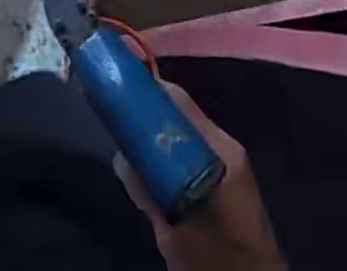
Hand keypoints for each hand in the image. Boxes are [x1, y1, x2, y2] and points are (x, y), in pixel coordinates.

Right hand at [115, 80, 287, 270]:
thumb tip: (121, 157)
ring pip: (186, 137)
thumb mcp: (176, 234)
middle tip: (118, 119)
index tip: (120, 91)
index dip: (149, 93)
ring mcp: (229, 165)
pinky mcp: (227, 182)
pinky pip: (193, 155)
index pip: (181, 103)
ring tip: (128, 142)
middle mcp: (226, 148)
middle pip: (182, 117)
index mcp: (220, 151)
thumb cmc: (219, 261)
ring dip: (159, 137)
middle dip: (150, 116)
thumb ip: (148, 195)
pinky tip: (151, 171)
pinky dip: (171, 156)